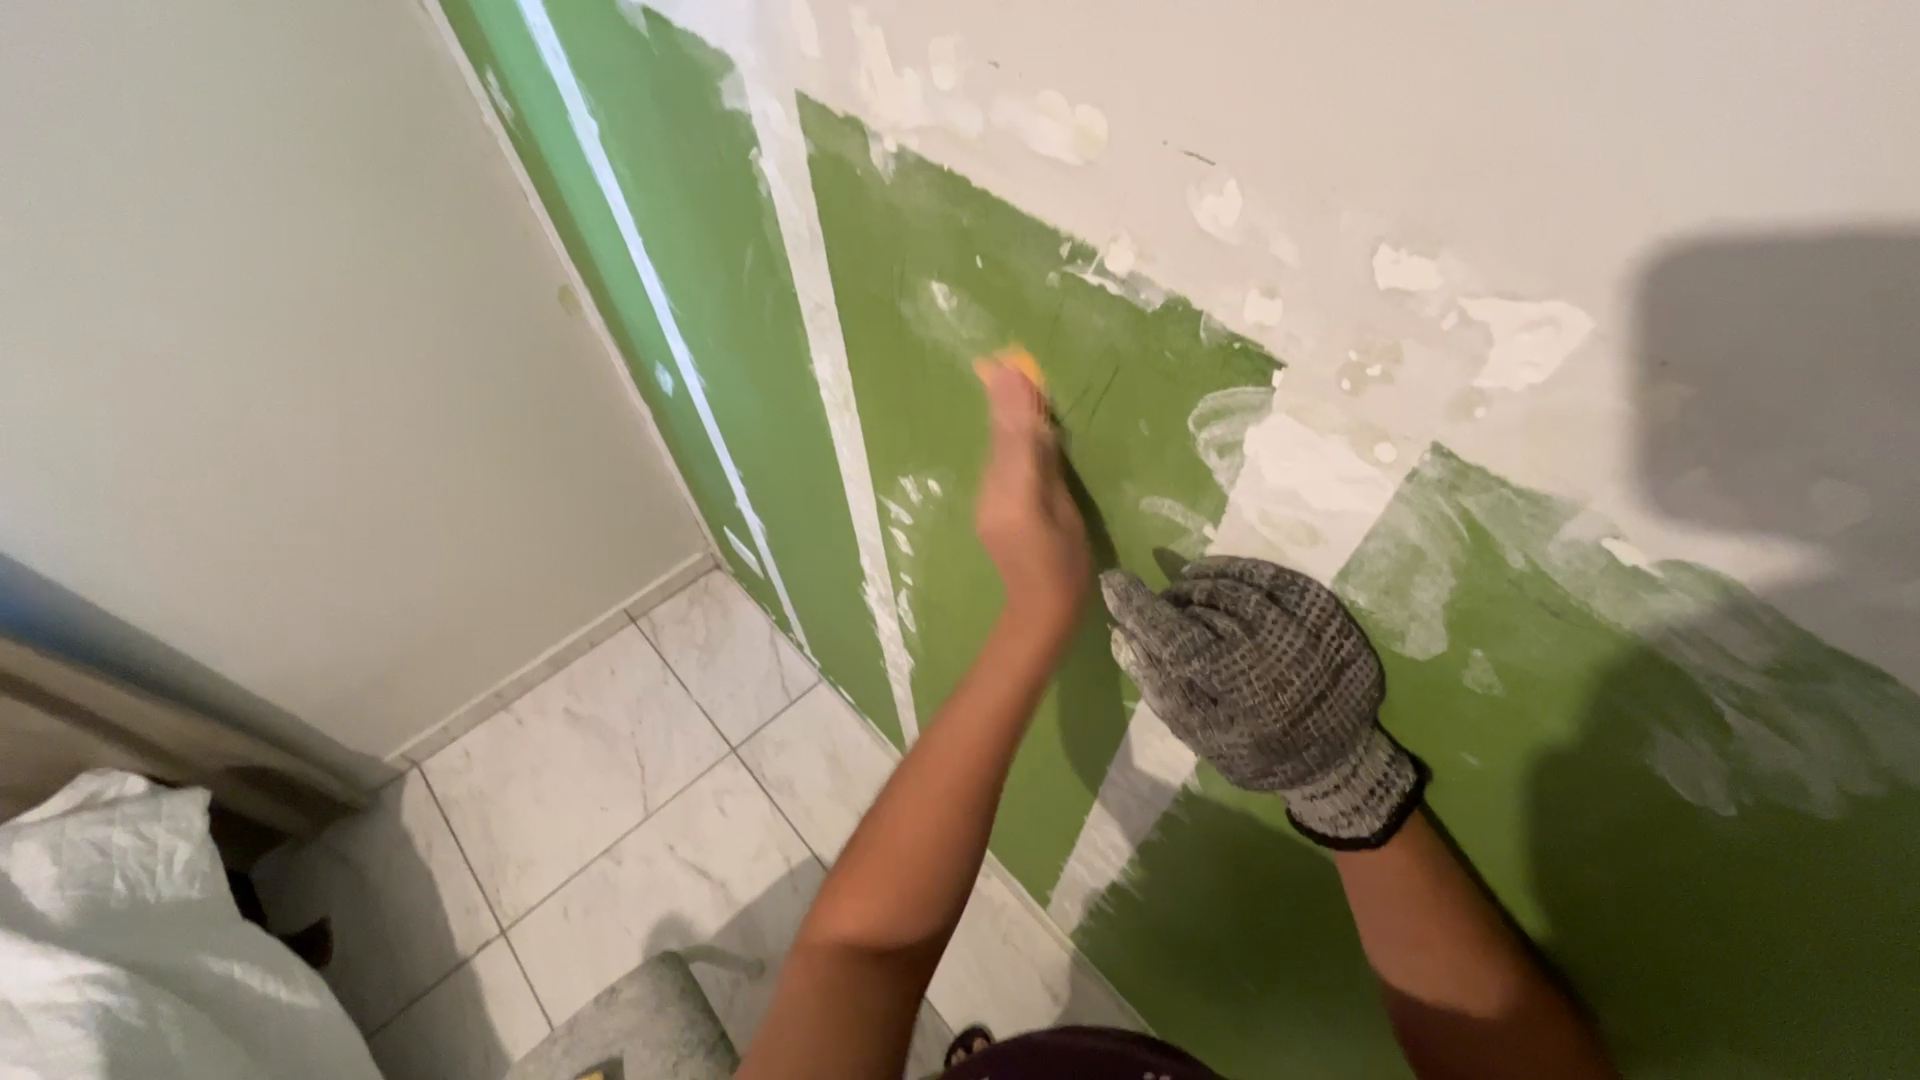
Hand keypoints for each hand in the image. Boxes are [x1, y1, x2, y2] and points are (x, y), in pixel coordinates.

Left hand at [974, 357, 1090, 633]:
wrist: (1038, 609)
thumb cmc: (1068, 566)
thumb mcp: (1067, 515)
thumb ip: (1048, 471)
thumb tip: (1040, 430)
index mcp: (1019, 498)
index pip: (1017, 442)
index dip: (1016, 406)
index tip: (1013, 369)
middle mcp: (994, 496)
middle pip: (1001, 442)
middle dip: (1003, 403)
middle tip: (1001, 362)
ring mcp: (985, 503)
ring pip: (995, 452)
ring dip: (1001, 419)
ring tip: (1002, 378)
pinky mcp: (985, 509)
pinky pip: (995, 467)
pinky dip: (1002, 443)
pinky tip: (1008, 424)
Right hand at [1100, 556, 1427, 848]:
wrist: (1337, 758)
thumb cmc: (1256, 753)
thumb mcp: (1200, 734)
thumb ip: (1159, 685)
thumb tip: (1121, 637)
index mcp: (1238, 690)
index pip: (1175, 636)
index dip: (1139, 607)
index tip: (1112, 581)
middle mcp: (1272, 652)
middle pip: (1202, 606)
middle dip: (1169, 602)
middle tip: (1157, 609)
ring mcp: (1304, 628)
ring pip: (1233, 586)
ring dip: (1198, 584)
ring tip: (1181, 592)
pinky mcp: (1325, 612)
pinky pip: (1272, 576)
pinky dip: (1236, 570)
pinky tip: (1215, 575)